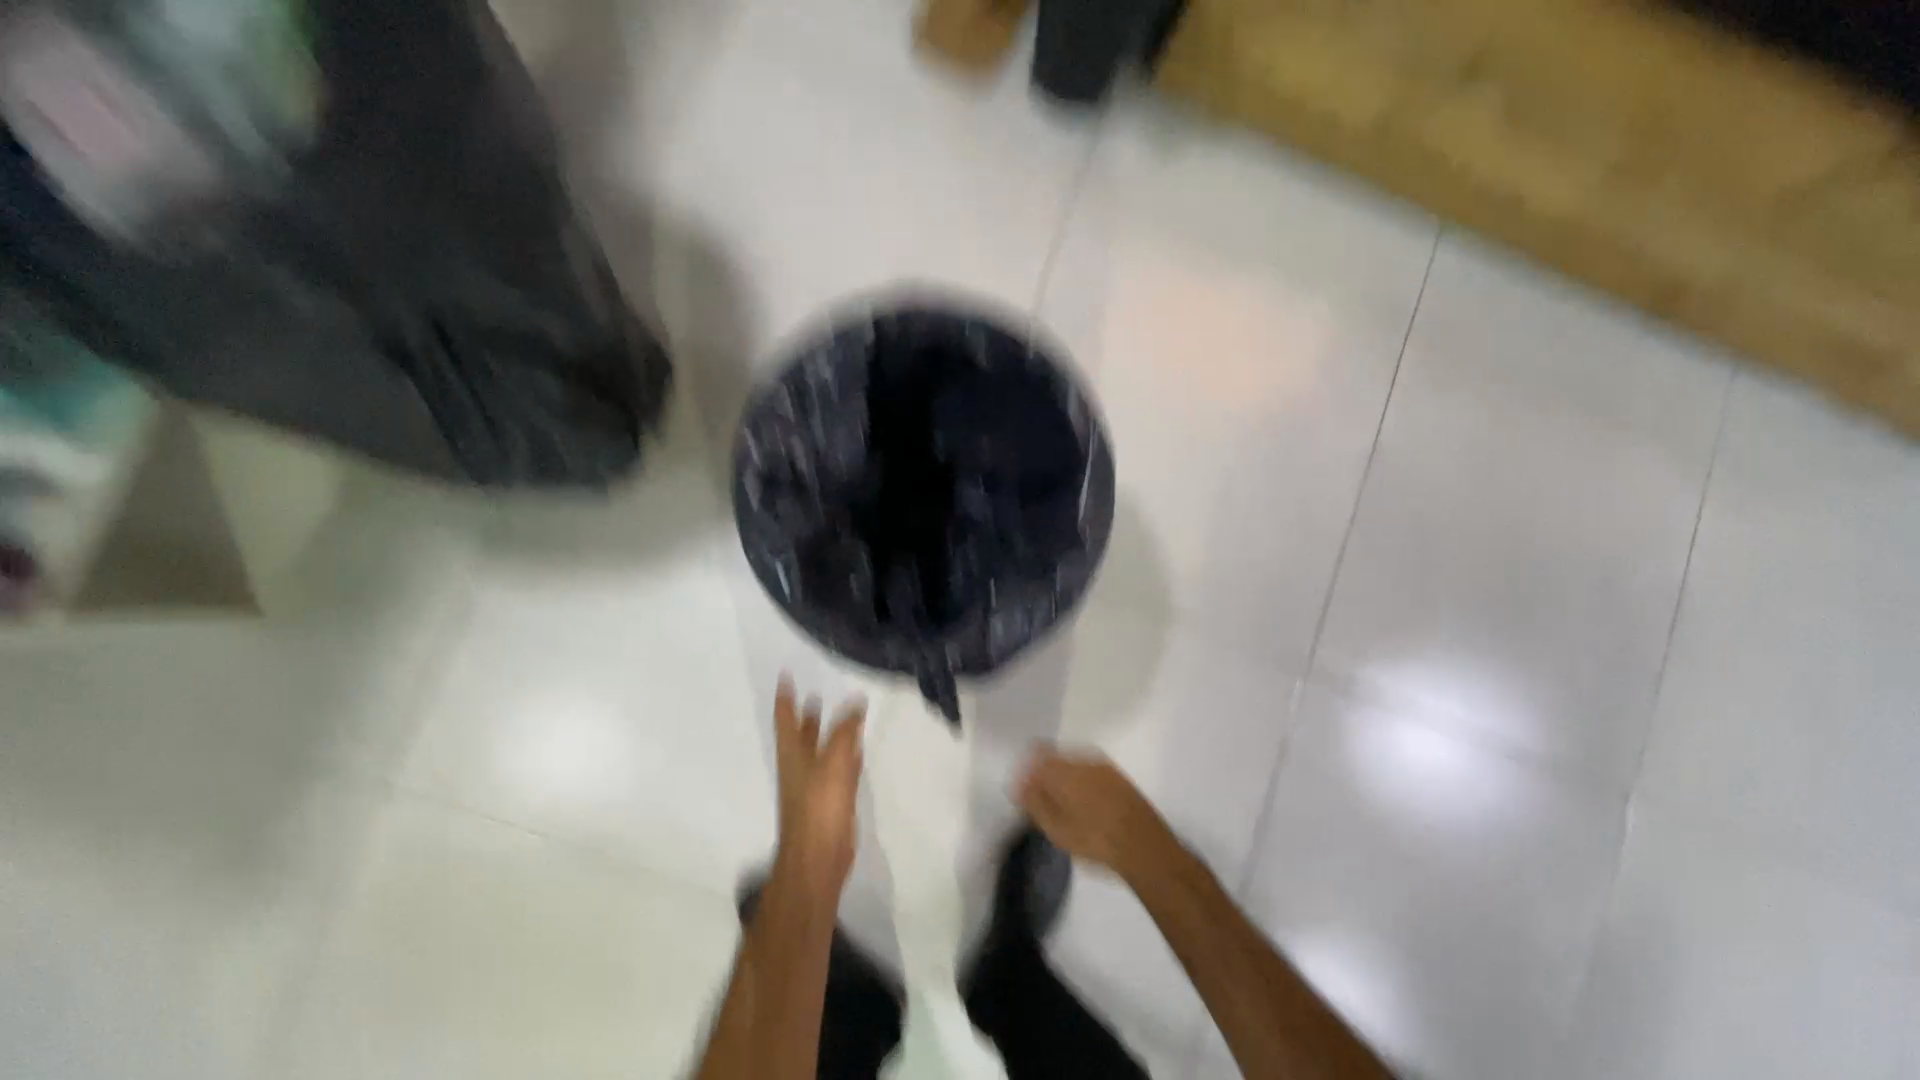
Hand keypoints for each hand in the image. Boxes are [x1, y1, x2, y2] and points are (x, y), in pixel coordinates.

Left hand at [773, 676, 867, 898]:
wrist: (818, 857)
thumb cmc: (819, 808)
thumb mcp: (834, 763)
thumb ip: (845, 732)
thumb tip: (855, 701)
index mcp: (793, 754)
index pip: (787, 717)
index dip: (786, 697)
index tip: (786, 675)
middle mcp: (799, 767)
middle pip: (801, 734)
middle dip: (806, 714)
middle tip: (813, 692)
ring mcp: (814, 786)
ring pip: (820, 751)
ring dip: (826, 733)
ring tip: (837, 714)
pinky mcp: (830, 801)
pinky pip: (837, 770)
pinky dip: (844, 756)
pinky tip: (856, 751)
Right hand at [1018, 746, 1182, 883]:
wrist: (1145, 849)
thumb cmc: (1096, 841)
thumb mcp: (1057, 829)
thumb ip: (1035, 802)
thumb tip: (1021, 783)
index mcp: (1066, 769)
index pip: (1037, 752)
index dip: (1027, 770)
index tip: (1026, 793)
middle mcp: (1086, 760)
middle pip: (1056, 757)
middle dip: (1046, 775)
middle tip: (1044, 806)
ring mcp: (1106, 768)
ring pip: (1075, 764)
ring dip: (1065, 780)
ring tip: (1066, 811)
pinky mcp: (1120, 778)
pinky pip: (1092, 772)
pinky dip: (1083, 785)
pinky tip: (1087, 808)